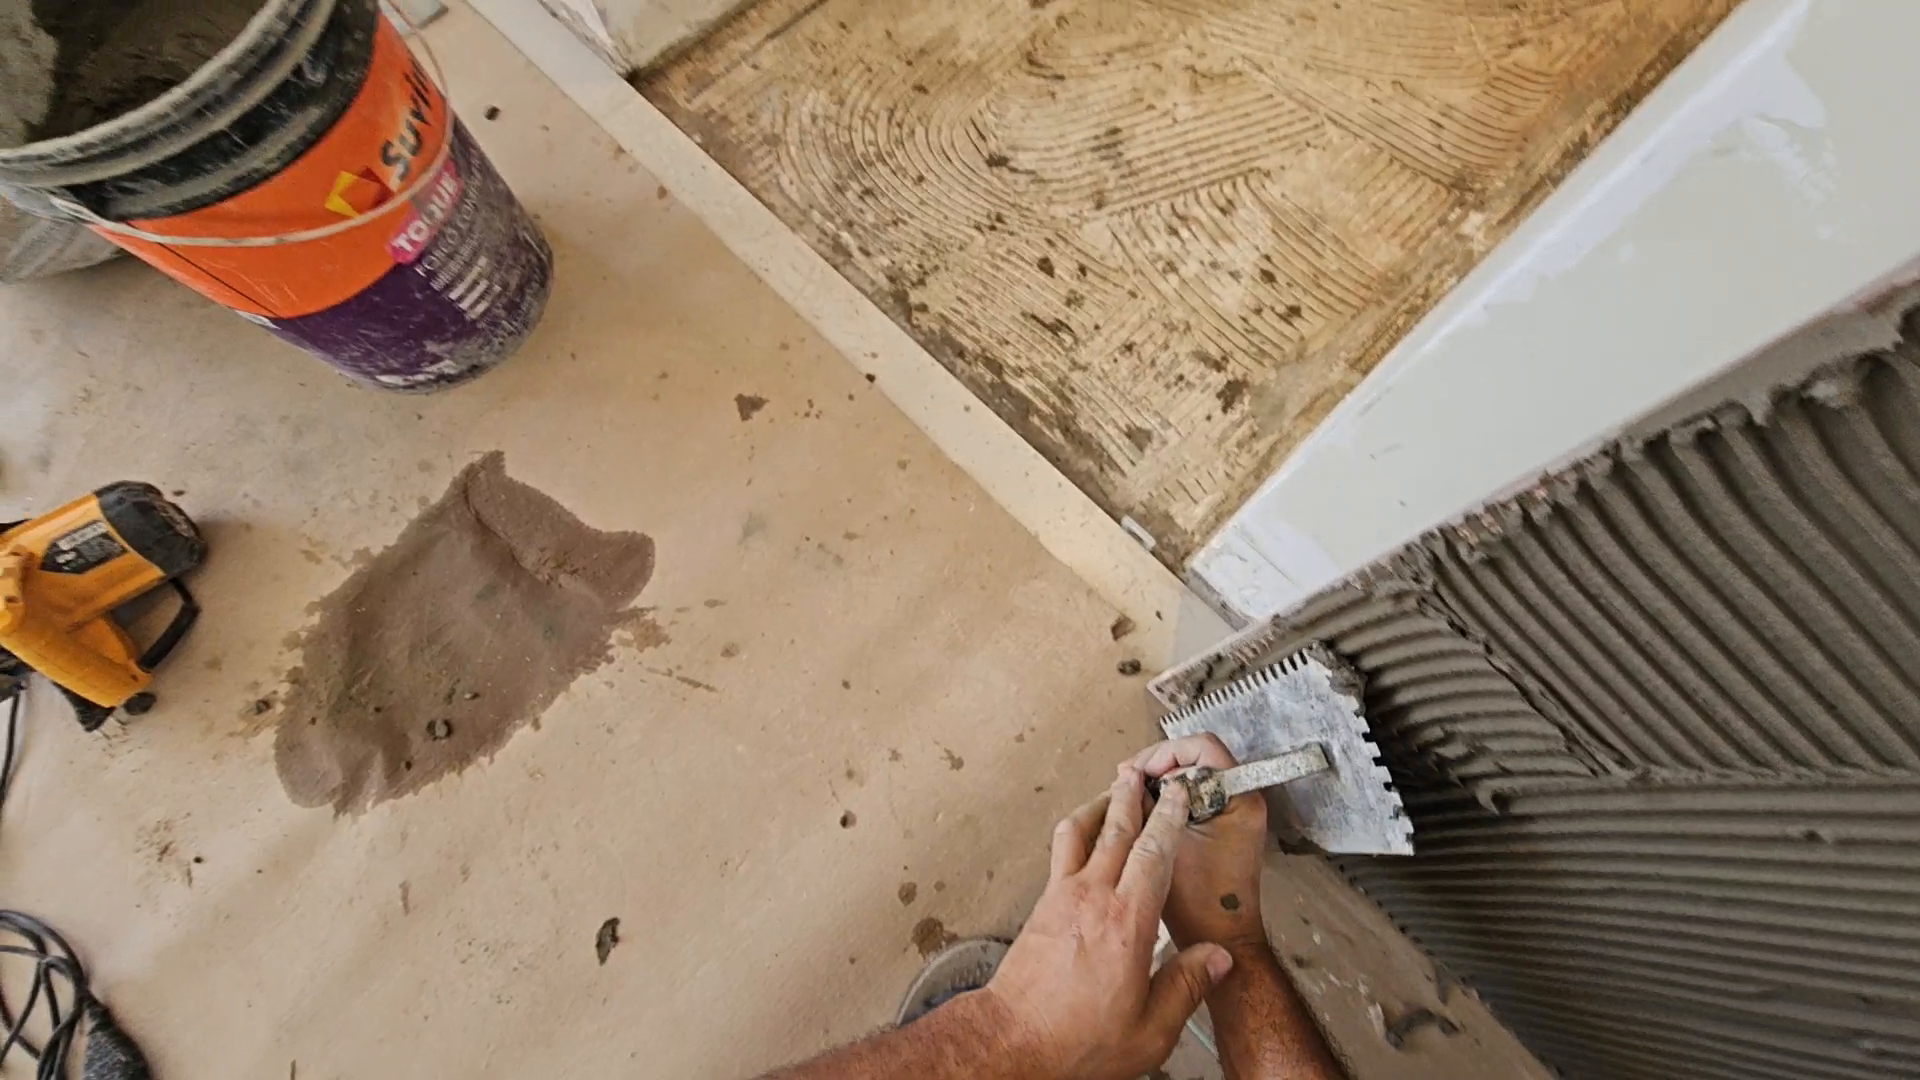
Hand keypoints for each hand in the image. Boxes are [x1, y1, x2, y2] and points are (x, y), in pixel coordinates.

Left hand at [981, 766, 1234, 1079]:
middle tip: (1142, 771)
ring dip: (1099, 804)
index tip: (1178, 794)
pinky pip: (1061, 849)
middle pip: (1116, 830)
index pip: (1154, 855)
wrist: (1015, 1039)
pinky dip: (1077, 828)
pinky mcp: (1044, 901)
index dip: (1168, 818)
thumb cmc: (1077, 1039)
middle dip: (1132, 795)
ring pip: (1081, 831)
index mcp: (1126, 924)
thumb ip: (1187, 986)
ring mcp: (1062, 894)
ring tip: (1112, 789)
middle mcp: (1092, 897)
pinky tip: (1083, 831)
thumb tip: (1219, 959)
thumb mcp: (1150, 1029)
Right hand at [1132, 735, 1269, 954]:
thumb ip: (1147, 802)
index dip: (1164, 753)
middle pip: (1197, 754)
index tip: (1138, 773)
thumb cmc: (1195, 899)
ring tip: (1132, 793)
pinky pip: (1196, 789)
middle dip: (1159, 763)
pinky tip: (1148, 807)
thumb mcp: (1163, 843)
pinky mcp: (1227, 821)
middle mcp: (1245, 797)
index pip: (1202, 746)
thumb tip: (1128, 775)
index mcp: (1238, 799)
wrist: (1220, 938)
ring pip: (1195, 770)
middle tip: (1128, 780)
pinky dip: (1171, 792)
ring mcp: (1238, 809)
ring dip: (1162, 777)